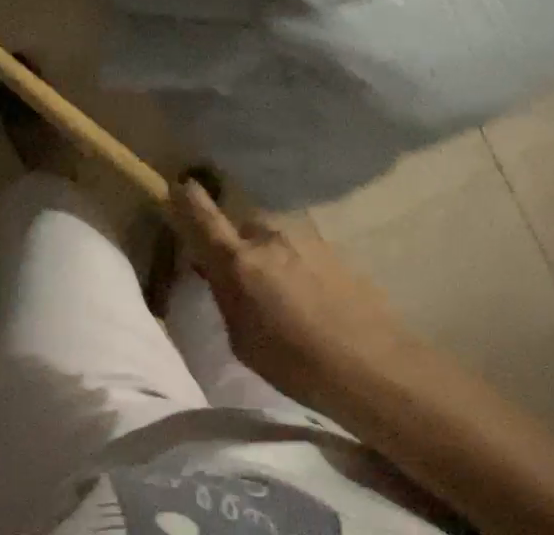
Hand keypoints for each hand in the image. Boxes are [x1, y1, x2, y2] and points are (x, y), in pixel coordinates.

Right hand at [173, 179, 427, 412]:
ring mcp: (306, 239)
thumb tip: (214, 273)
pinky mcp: (335, 250)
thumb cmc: (295, 363)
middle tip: (242, 274)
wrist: (375, 368)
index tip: (179, 185)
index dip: (185, 196)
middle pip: (242, 225)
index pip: (201, 211)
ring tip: (281, 292)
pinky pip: (301, 249)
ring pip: (274, 237)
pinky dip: (297, 265)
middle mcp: (268, 236)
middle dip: (237, 243)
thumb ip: (225, 297)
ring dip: (270, 255)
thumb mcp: (242, 339)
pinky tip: (310, 298)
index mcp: (237, 258)